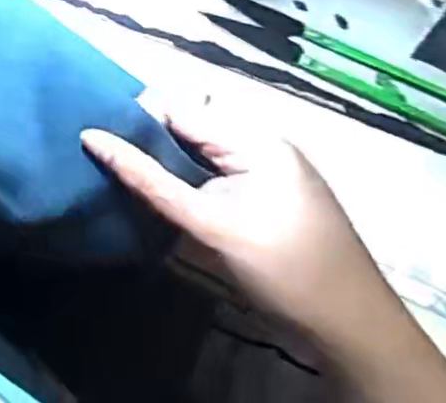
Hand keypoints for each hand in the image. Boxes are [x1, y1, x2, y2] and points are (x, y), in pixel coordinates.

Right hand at [84, 106, 445, 401]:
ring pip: (192, 140)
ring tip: (123, 165)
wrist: (359, 336)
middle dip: (143, 135)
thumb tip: (87, 134)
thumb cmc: (284, 273)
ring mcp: (267, 164)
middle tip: (103, 152)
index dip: (132, 120)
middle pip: (183, 121)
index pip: (173, 109)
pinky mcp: (264, 183)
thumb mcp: (205, 223)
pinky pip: (208, 158)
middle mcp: (262, 143)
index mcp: (256, 143)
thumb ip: (144, 176)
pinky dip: (180, 165)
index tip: (95, 137)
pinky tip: (158, 181)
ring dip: (160, 152)